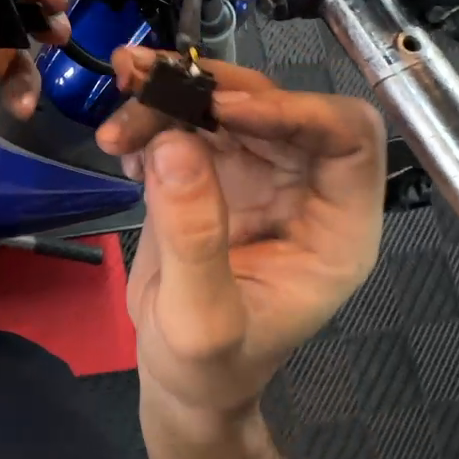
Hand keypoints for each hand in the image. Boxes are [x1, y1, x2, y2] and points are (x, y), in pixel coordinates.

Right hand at [98, 47, 386, 423]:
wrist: (180, 378)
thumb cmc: (209, 367)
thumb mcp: (201, 320)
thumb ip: (194, 237)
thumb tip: (175, 143)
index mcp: (333, 226)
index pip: (346, 137)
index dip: (292, 110)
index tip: (217, 111)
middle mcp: (299, 188)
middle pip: (269, 104)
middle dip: (204, 88)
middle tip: (138, 81)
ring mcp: (252, 175)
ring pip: (217, 104)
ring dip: (161, 97)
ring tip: (112, 124)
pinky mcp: (208, 172)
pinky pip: (182, 122)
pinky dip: (145, 119)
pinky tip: (117, 148)